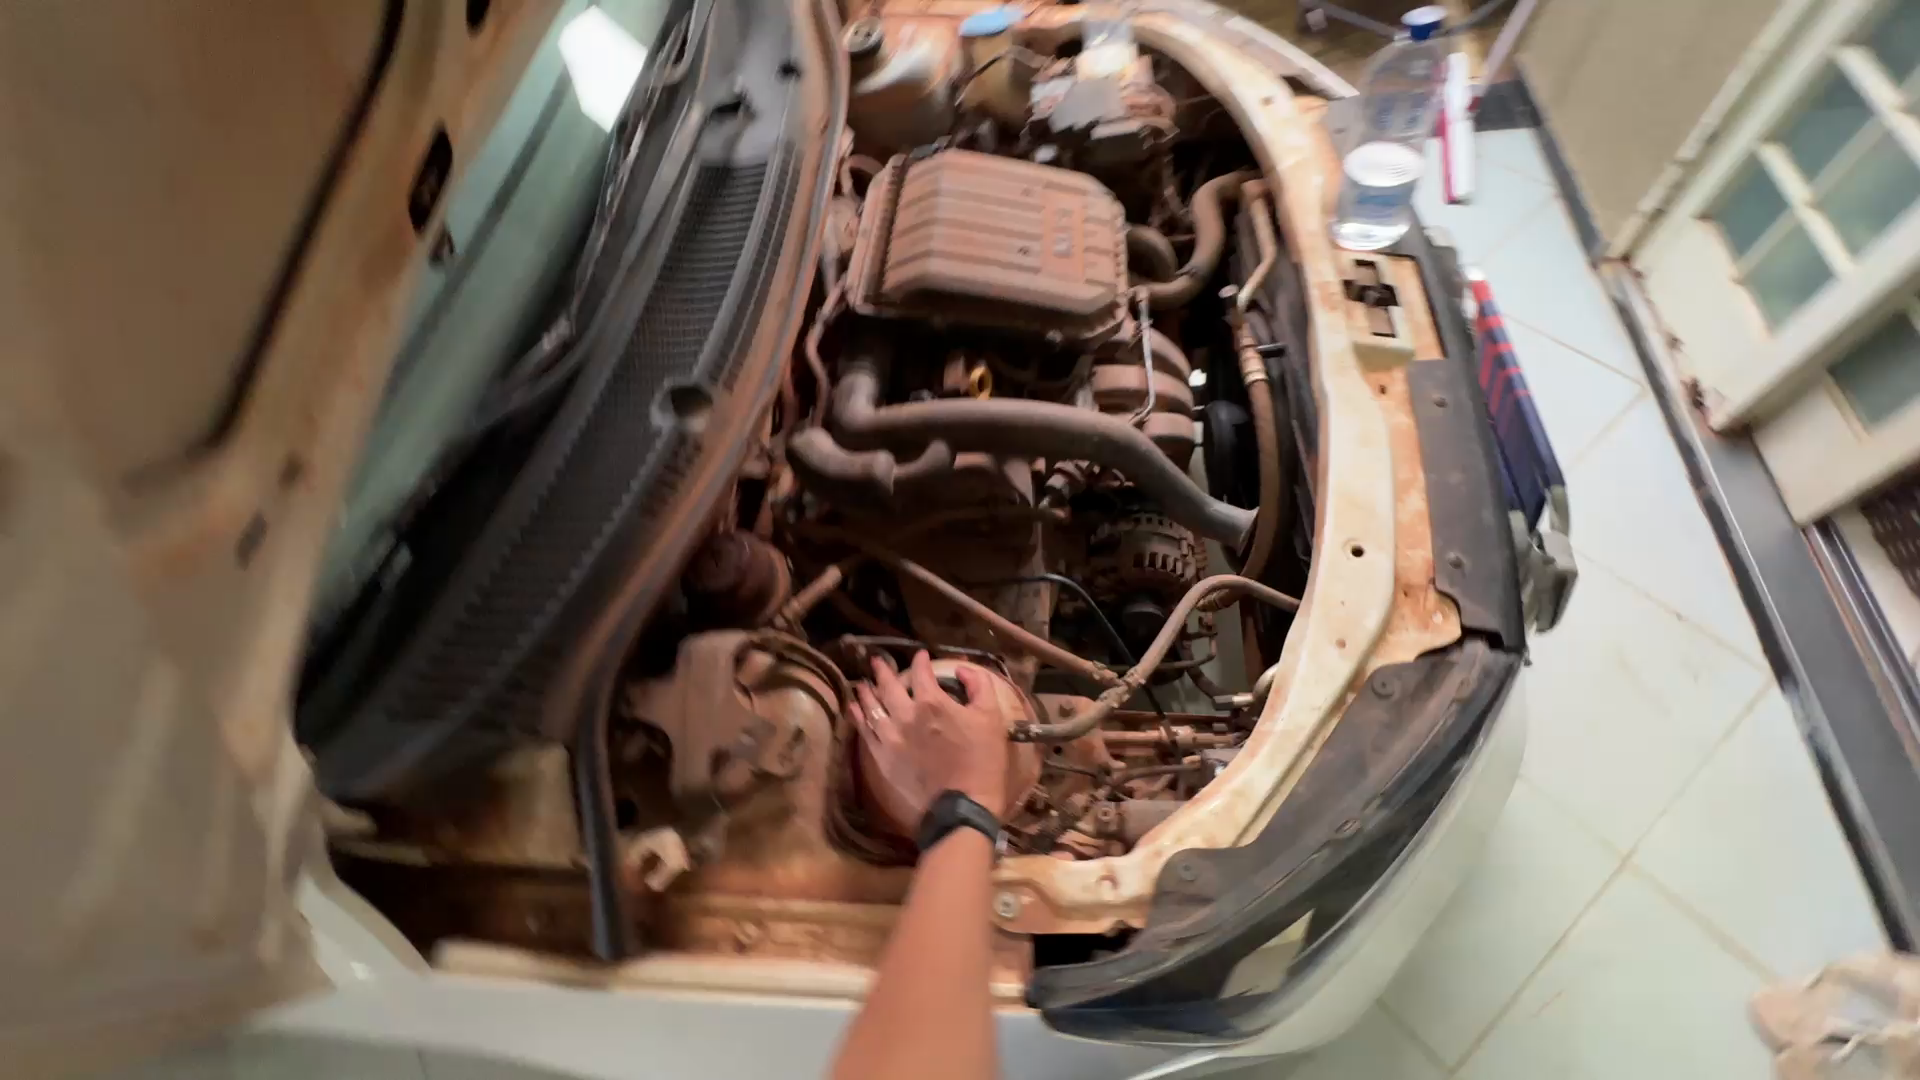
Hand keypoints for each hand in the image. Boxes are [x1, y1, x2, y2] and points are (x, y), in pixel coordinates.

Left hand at [850, 652, 1013, 824]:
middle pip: (889, 686)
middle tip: (876, 661)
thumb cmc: (982, 759)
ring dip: (866, 692)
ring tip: (861, 683)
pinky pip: (865, 732)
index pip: (921, 672)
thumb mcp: (991, 716)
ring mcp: (891, 737)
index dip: (920, 660)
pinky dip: (858, 717)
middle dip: (883, 670)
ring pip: (872, 707)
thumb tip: (961, 669)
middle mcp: (906, 715)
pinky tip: (854, 708)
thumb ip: (979, 685)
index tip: (921, 655)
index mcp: (932, 702)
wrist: (963, 805)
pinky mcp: (883, 757)